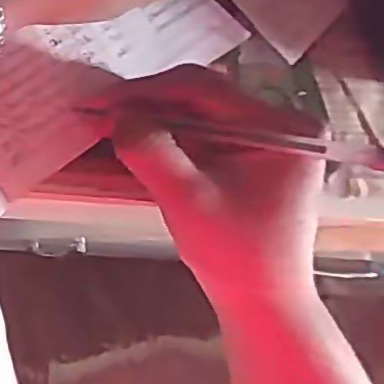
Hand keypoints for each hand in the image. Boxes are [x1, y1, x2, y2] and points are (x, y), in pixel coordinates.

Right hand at [110, 66, 325, 304]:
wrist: (259, 294)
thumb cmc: (233, 252)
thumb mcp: (186, 200)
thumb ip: (153, 153)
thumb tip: (119, 116)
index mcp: (280, 128)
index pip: (203, 89)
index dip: (146, 91)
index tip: (102, 103)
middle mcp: (279, 123)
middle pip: (201, 94)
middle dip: (148, 101)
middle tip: (102, 113)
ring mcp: (264, 137)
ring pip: (196, 108)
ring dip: (153, 114)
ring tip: (114, 124)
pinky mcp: (247, 152)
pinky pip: (199, 127)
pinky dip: (165, 130)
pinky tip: (138, 139)